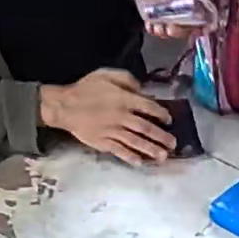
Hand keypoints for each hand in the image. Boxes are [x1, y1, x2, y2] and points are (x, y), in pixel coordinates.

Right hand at [40, 68, 176, 164]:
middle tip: (173, 144)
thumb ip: (127, 80)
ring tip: (164, 157)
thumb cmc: (86, 88)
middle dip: (162, 137)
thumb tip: (143, 91)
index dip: (162, 114)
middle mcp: (121, 116)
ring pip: (136, 142)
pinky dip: (130, 157)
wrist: (65, 106)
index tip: (169, 121)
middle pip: (146, 128)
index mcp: (124, 99)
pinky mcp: (104, 142)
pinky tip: (141, 163)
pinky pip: (120, 151)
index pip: (149, 108)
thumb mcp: (107, 74)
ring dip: (151, 150)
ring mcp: (113, 131)